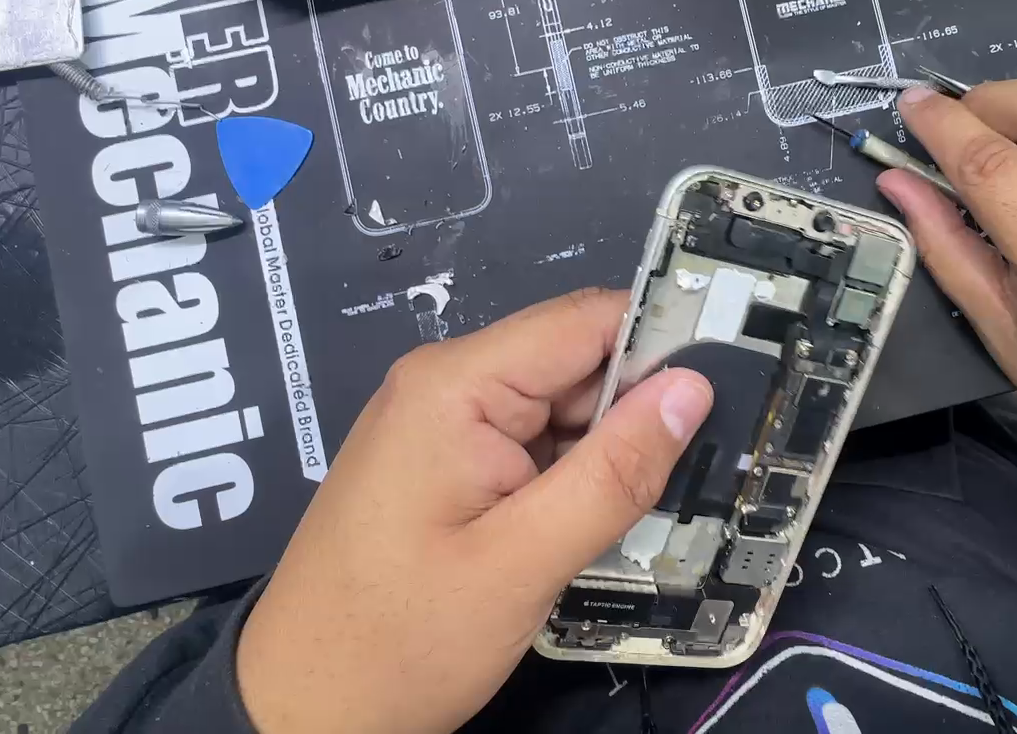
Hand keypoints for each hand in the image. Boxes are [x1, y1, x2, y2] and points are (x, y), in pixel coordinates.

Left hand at [235, 289, 713, 733]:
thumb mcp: (522, 562)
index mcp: (457, 383)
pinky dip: (572, 466)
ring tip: (647, 495)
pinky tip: (592, 510)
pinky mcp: (447, 454)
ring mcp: (444, 417)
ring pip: (559, 402)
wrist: (292, 714)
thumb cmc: (398, 643)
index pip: (583, 322)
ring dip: (604, 443)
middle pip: (573, 360)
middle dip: (634, 404)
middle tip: (696, 458)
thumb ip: (615, 472)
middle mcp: (448, 381)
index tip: (725, 373)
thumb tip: (690, 389)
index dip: (658, 338)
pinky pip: (531, 437)